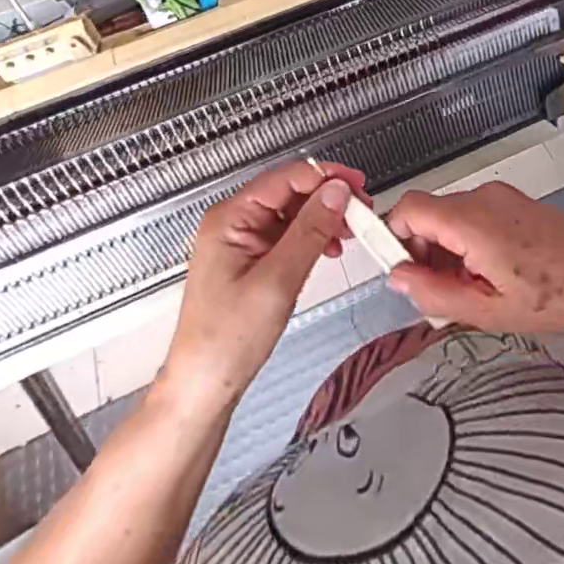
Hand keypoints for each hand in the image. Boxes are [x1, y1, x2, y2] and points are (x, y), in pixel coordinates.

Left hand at [159, 160, 366, 415]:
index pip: (286, 177)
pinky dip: (313, 236)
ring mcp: (242, 241)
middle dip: (329, 197)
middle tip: (360, 210)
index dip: (325, 177)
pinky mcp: (251, 259)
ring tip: (349, 232)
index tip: (357, 186)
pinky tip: (328, 249)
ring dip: (324, 217)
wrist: (203, 386)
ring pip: (293, 212)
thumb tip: (336, 193)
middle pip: (290, 191)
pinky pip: (288, 234)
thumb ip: (310, 231)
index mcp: (230, 218)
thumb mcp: (277, 281)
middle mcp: (233, 223)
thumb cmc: (224, 342)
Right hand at [384, 182, 563, 334]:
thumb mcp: (487, 310)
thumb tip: (398, 278)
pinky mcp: (513, 202)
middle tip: (439, 292)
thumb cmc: (560, 297)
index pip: (407, 208)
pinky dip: (467, 241)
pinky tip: (489, 274)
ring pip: (449, 216)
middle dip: (422, 251)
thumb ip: (433, 293)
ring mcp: (500, 197)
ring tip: (471, 288)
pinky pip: (472, 215)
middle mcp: (482, 198)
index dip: (393, 237)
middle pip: (426, 213)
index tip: (397, 268)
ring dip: (446, 249)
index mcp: (471, 221)